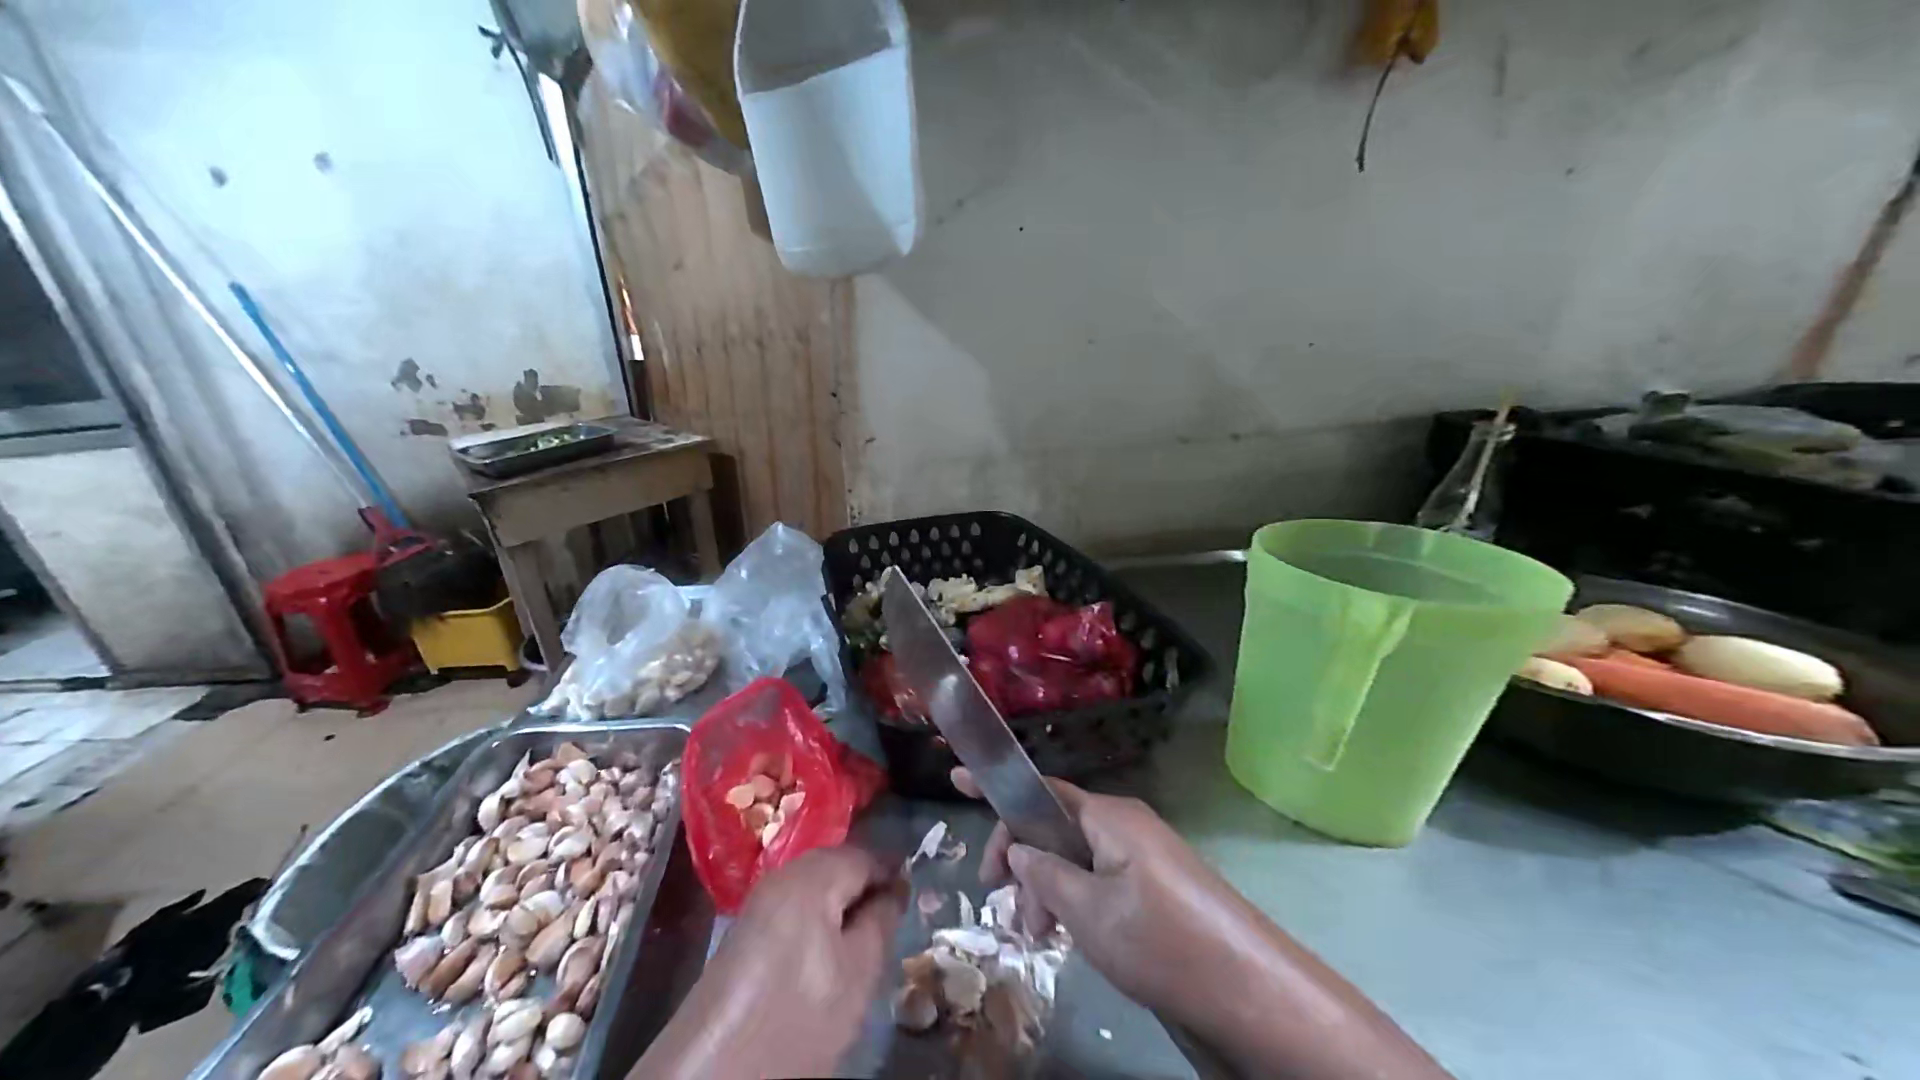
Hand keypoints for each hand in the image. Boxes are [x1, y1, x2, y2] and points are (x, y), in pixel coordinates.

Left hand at [630, 846, 904, 1079]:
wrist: (718, 1069)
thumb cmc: (800, 1014)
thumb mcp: (859, 971)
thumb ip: (883, 919)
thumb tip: (896, 887)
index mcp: (812, 874)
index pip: (865, 855)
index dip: (893, 874)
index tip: (914, 899)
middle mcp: (782, 874)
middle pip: (838, 866)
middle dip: (866, 889)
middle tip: (890, 924)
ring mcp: (759, 900)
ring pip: (816, 887)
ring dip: (842, 907)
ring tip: (862, 943)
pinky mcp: (746, 928)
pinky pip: (795, 906)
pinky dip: (817, 921)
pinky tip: (826, 954)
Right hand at [955, 768, 1270, 1023]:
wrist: (1249, 988)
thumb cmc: (1159, 940)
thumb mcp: (1087, 911)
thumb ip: (1044, 874)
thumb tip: (1018, 850)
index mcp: (1107, 816)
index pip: (1040, 789)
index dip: (998, 787)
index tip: (957, 780)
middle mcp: (1124, 823)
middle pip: (1054, 827)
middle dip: (1024, 863)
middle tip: (1006, 910)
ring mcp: (1142, 852)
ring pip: (1076, 857)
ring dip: (1048, 889)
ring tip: (1039, 936)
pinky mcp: (1155, 881)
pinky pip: (1099, 876)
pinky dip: (1075, 900)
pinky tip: (1068, 934)